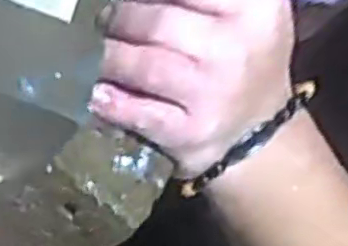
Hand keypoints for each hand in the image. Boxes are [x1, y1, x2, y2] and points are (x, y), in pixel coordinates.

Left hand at [87, 0, 296, 178]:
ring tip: (94, 55)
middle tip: (105, 21)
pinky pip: (140, 113)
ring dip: (110, 58)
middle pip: (160, 23)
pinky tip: (95, 95)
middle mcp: (232, 45)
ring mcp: (209, 92)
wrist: (252, 132)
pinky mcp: (186, 132)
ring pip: (146, 66)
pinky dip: (112, 103)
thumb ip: (201, 0)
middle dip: (122, 19)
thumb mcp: (242, 13)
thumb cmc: (240, 62)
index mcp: (253, 4)